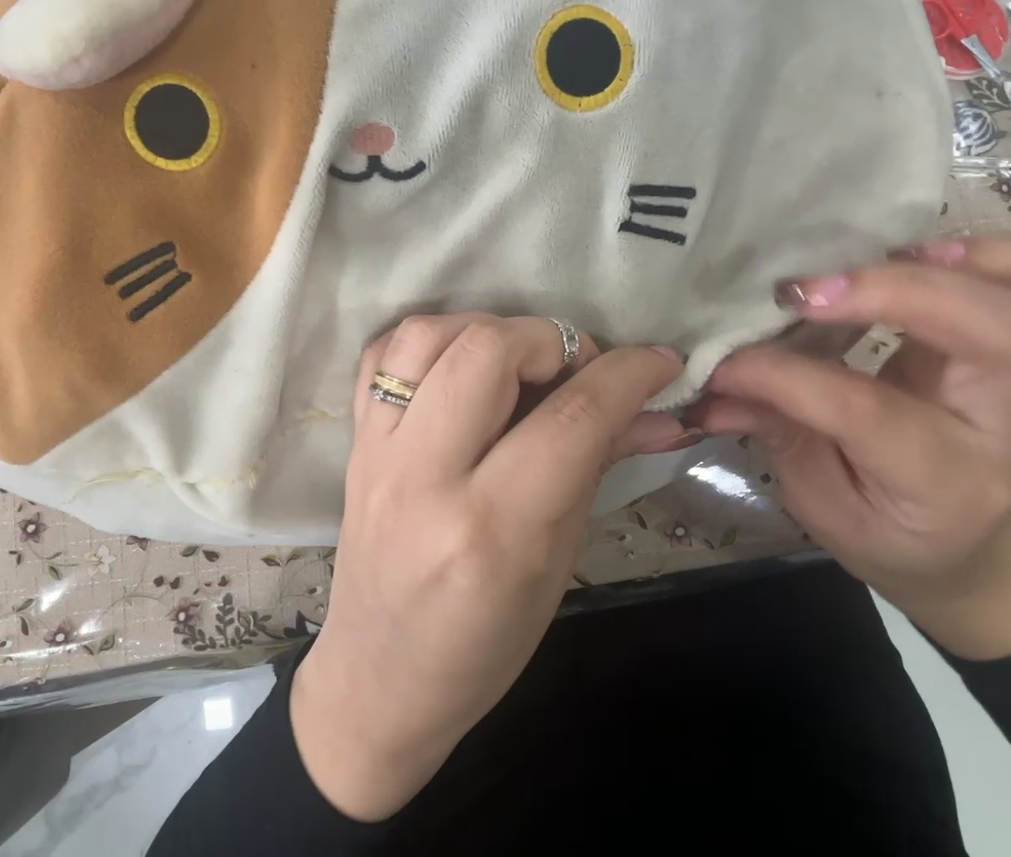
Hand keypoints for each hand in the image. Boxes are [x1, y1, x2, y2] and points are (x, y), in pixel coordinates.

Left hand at [291, 313, 687, 820]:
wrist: (379, 681)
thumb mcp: (556, 567)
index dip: (627, 375)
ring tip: (519, 365)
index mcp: (490, 531)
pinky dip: (429, 344)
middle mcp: (423, 480)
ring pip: (425, 337)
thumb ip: (596, 469)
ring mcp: (375, 457)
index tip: (659, 363)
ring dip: (487, 330)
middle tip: (578, 371)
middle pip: (487, 351)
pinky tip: (460, 371)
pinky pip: (381, 358)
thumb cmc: (483, 646)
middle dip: (551, 340)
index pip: (570, 418)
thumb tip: (655, 409)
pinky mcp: (351, 446)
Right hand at [689, 235, 1010, 659]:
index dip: (788, 377)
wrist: (954, 551)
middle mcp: (1001, 429)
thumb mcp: (814, 499)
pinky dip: (1010, 260)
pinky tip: (935, 255)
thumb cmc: (878, 530)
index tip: (726, 363)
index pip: (869, 411)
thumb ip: (774, 430)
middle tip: (808, 291)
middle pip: (1000, 335)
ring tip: (889, 252)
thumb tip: (711, 380)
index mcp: (942, 482)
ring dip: (971, 261)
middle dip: (895, 291)